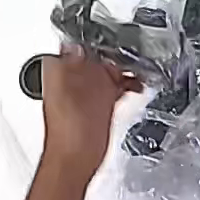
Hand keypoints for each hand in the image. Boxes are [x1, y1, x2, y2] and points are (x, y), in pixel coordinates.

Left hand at [39, 48, 141, 179]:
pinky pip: (113, 88)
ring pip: (107, 73)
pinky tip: (136, 85)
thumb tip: (78, 45)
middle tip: (133, 54)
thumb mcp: (78, 92)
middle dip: (114, 55)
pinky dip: (125, 85)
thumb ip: (81, 68)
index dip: (98, 40)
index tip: (114, 39)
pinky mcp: (98, 106)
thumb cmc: (71, 133)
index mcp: (60, 74)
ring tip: (140, 70)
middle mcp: (71, 82)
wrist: (76, 160)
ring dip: (123, 70)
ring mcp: (85, 94)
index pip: (79, 46)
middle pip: (96, 58)